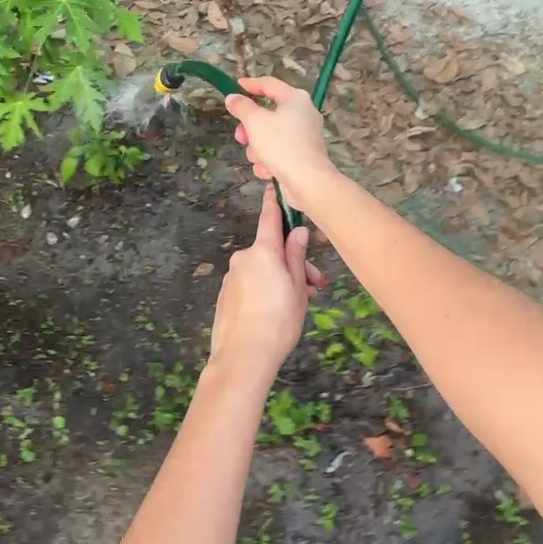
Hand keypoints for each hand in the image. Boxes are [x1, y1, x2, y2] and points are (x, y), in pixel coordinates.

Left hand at [209, 186, 327, 375]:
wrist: (243, 355)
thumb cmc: (279, 319)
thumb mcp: (296, 286)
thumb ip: (296, 256)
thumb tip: (297, 231)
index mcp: (262, 251)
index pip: (269, 218)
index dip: (274, 203)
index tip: (273, 188)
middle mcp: (243, 258)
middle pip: (273, 251)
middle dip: (295, 263)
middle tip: (316, 286)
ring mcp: (232, 277)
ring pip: (264, 270)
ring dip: (283, 280)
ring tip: (302, 304)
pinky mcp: (226, 295)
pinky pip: (251, 284)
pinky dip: (266, 290)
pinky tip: (278, 312)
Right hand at [223, 76, 336, 209]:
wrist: (307, 181)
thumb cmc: (281, 145)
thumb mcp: (255, 122)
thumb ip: (241, 107)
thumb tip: (232, 98)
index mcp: (295, 99)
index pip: (269, 84)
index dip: (250, 84)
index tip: (235, 87)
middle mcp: (302, 114)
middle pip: (267, 114)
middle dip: (250, 129)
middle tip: (240, 136)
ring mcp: (303, 136)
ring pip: (269, 136)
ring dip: (258, 149)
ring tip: (259, 159)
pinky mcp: (301, 156)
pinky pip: (277, 152)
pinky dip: (269, 161)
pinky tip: (268, 171)